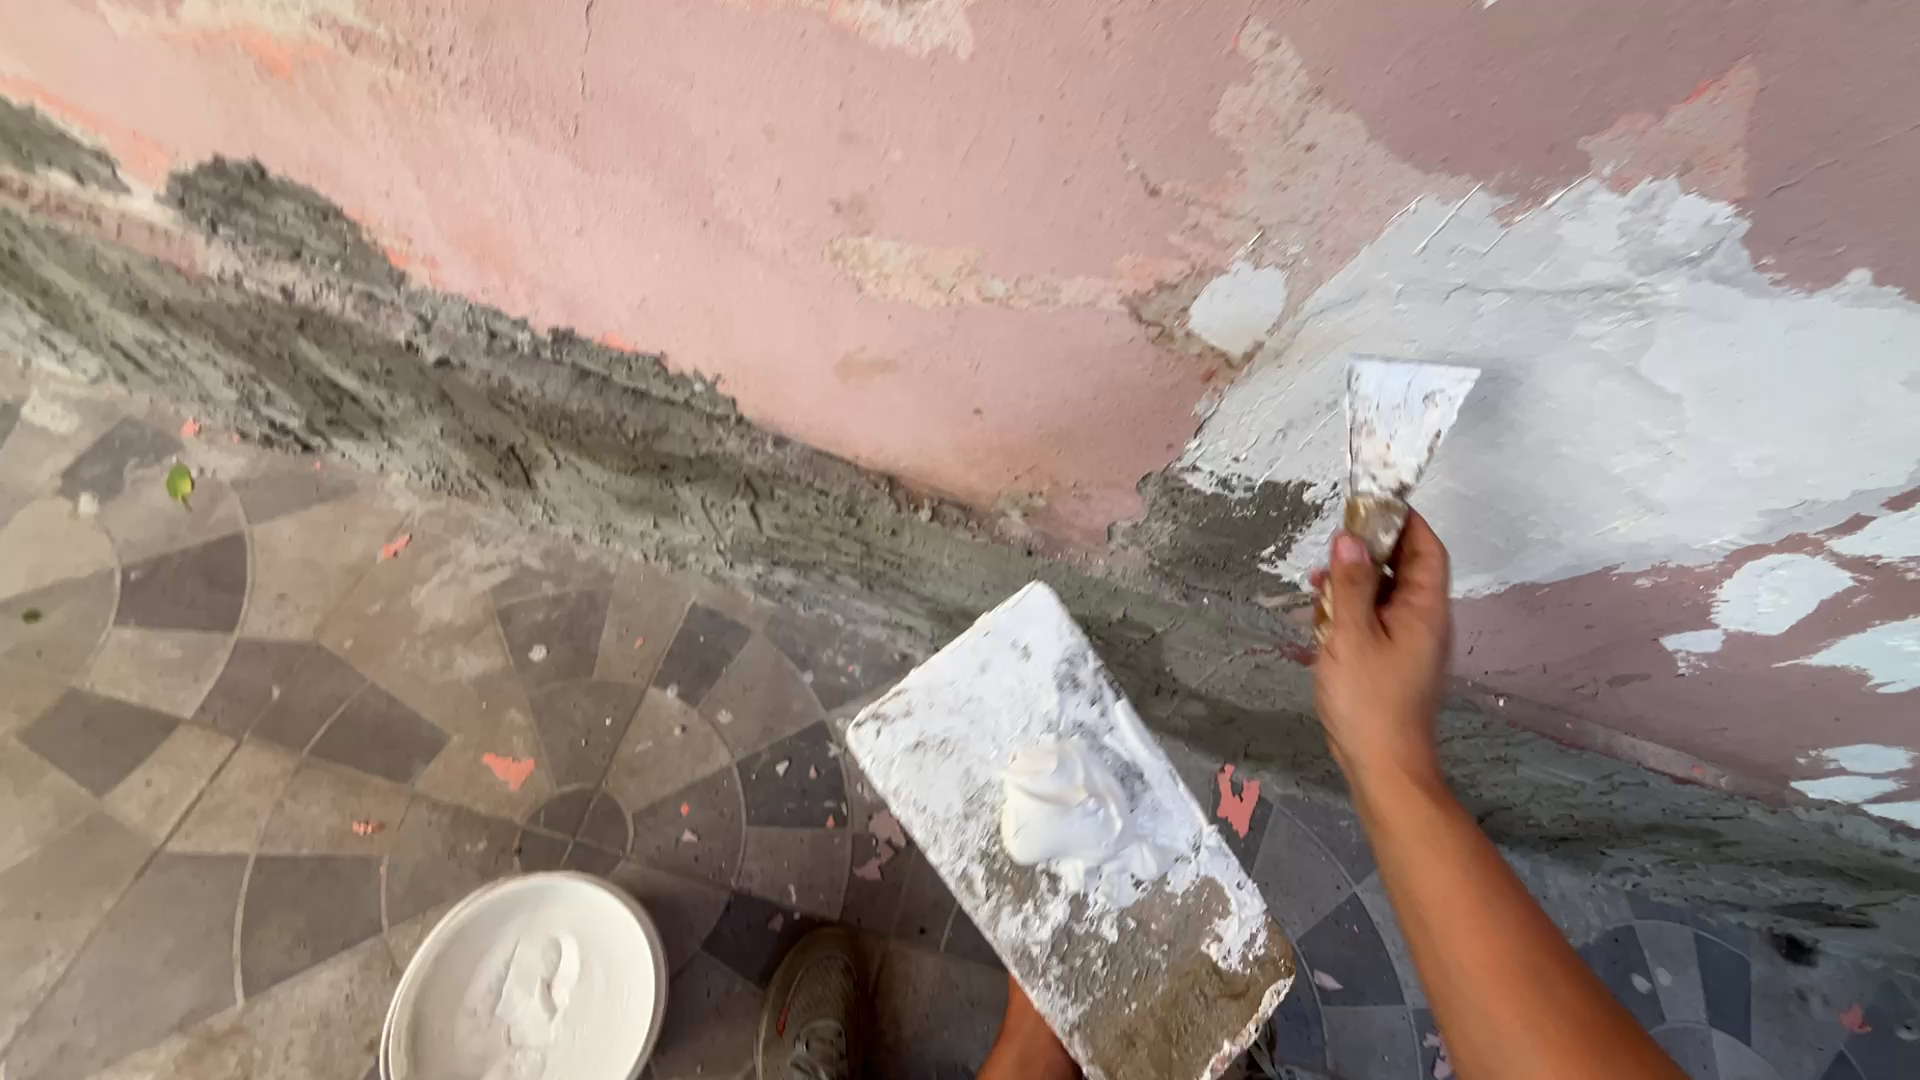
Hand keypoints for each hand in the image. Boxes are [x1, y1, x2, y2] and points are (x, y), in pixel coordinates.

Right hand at [1311, 508, 1452, 794]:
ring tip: (1316, 584)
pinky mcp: (1395, 660)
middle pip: (1406, 568)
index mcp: (1424, 610)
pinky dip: (1352, 609)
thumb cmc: (1367, 699)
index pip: (1426, 549)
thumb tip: (1349, 538)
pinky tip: (1322, 618)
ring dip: (1354, 582)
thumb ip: (1350, 584)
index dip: (1404, 521)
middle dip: (1369, 551)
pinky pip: (1376, 619)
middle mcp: (1425, 621)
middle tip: (1331, 547)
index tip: (1370, 503)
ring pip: (1386, 594)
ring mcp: (1411, 642)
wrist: (1383, 764)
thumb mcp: (1350, 635)